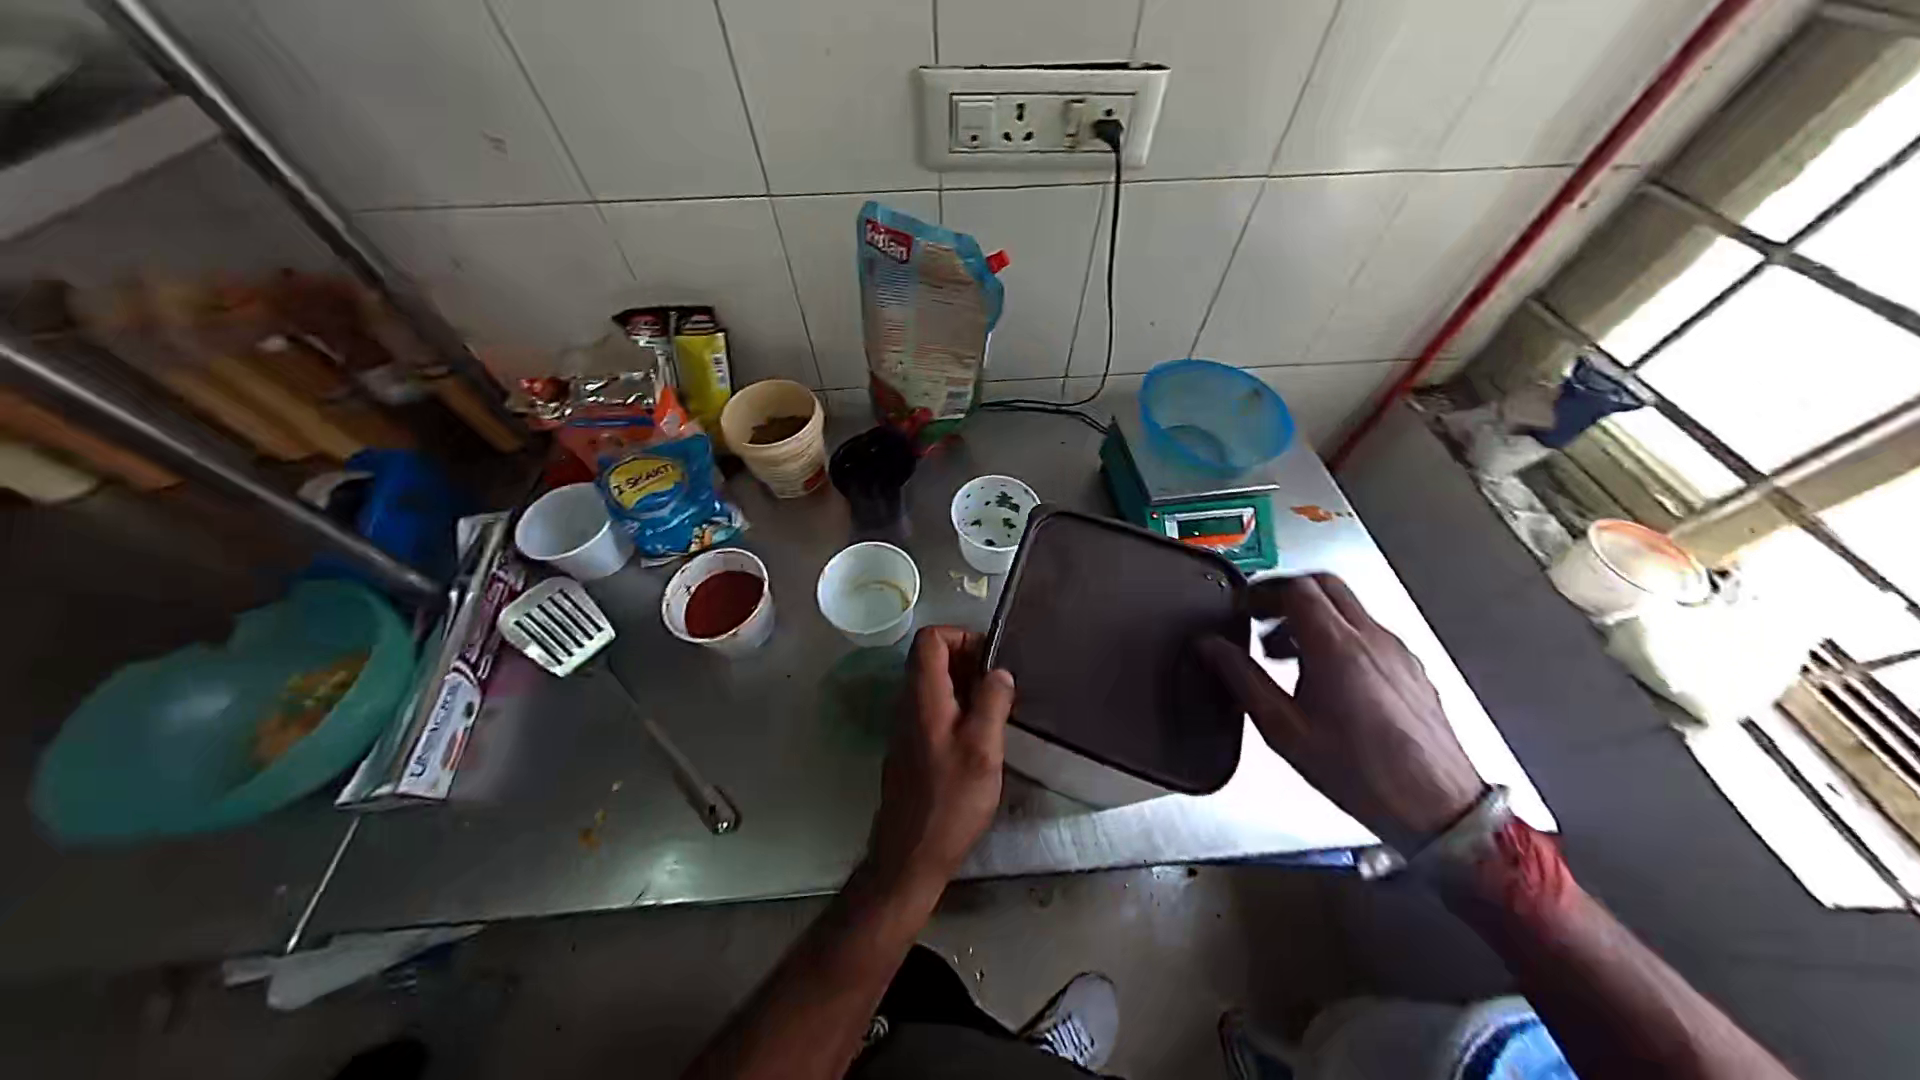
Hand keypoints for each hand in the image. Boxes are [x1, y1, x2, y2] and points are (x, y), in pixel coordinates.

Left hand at [866, 627, 1016, 893]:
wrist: (912, 854)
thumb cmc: (950, 801)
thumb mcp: (983, 748)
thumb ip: (992, 702)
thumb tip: (999, 671)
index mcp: (923, 696)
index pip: (930, 638)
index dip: (961, 636)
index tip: (992, 658)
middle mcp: (909, 704)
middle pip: (932, 657)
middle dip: (969, 659)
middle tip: (1001, 684)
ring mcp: (908, 725)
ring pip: (935, 684)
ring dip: (966, 685)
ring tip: (998, 707)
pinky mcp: (914, 746)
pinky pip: (935, 708)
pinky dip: (959, 707)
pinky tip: (982, 733)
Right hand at [1196, 573, 1484, 853]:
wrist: (1436, 808)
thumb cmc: (1364, 774)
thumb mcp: (1282, 728)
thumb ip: (1242, 679)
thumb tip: (1212, 649)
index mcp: (1336, 648)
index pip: (1296, 588)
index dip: (1262, 591)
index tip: (1243, 607)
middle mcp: (1372, 640)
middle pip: (1325, 585)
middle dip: (1287, 594)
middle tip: (1261, 616)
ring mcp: (1397, 652)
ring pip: (1349, 608)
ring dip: (1312, 617)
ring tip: (1286, 653)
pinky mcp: (1411, 669)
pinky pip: (1369, 633)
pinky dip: (1338, 637)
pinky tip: (1324, 676)